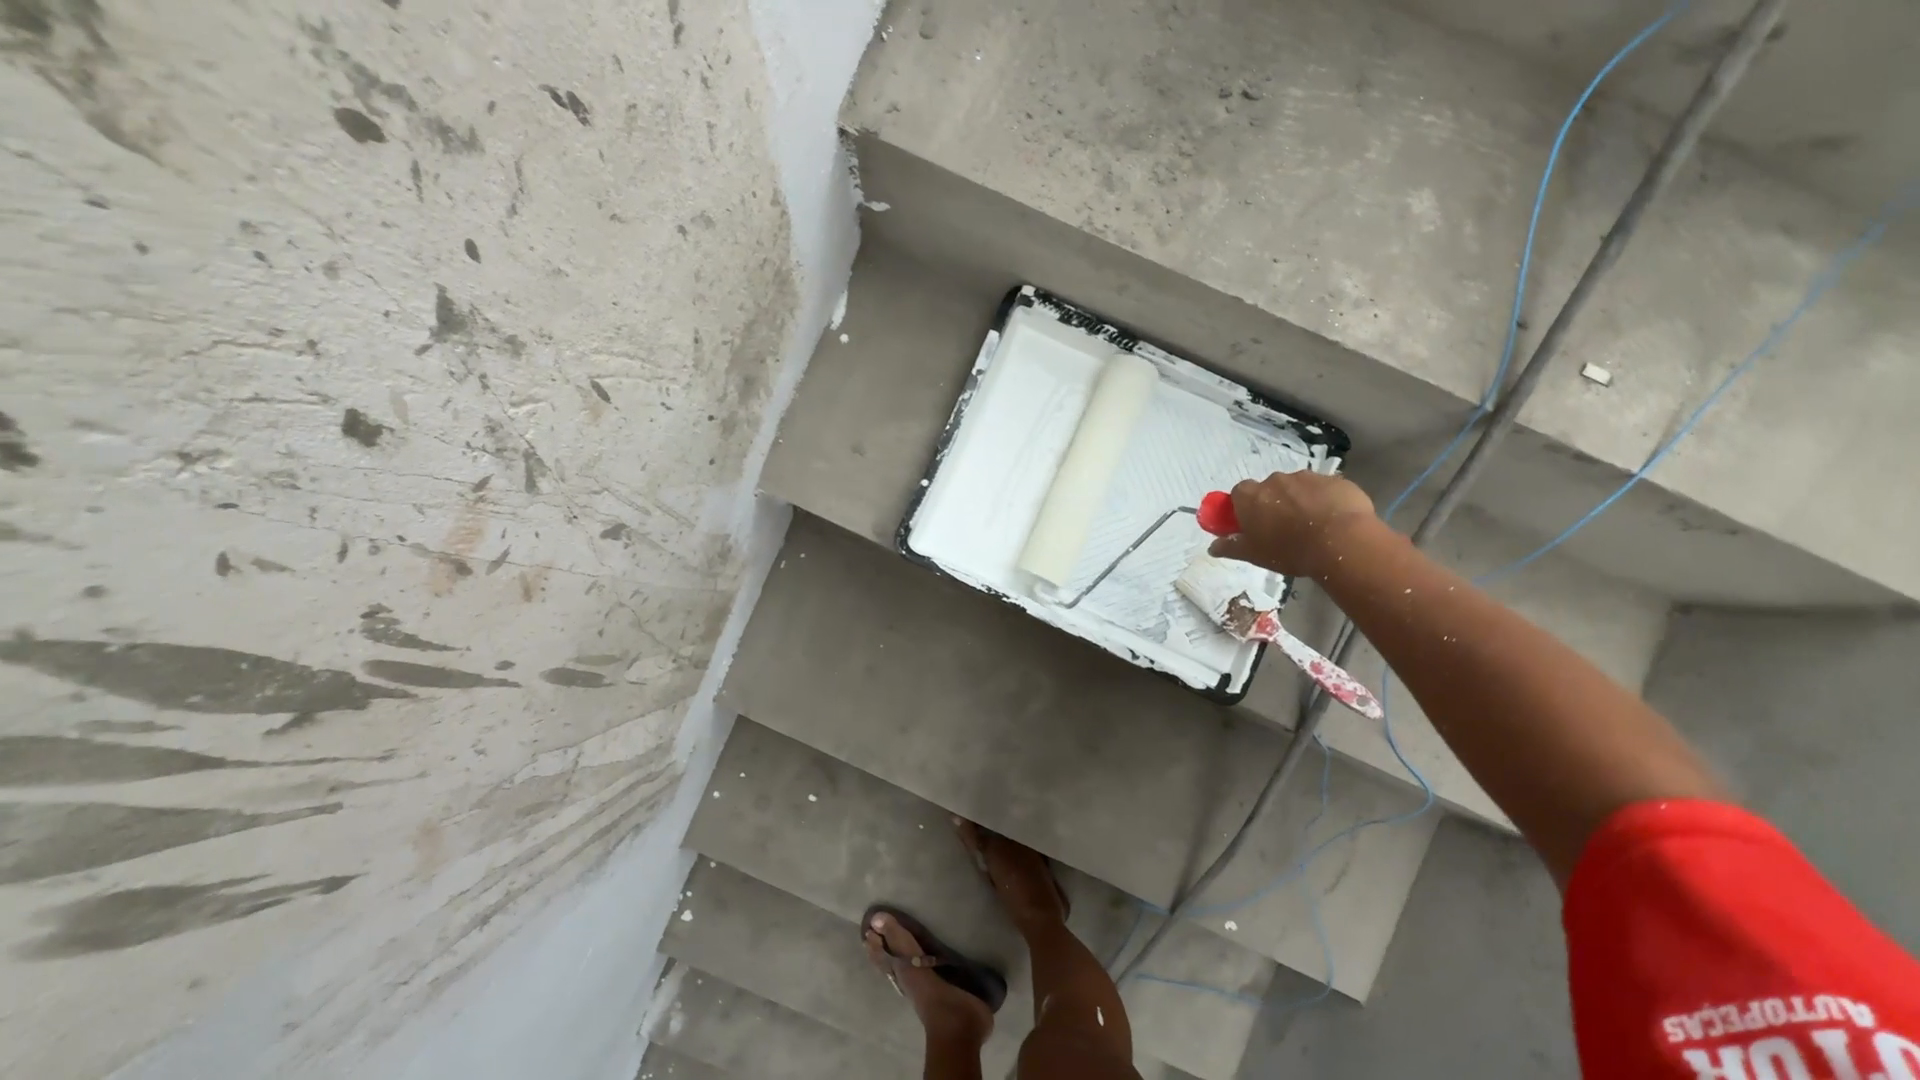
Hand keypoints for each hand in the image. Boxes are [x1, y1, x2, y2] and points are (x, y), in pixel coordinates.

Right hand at [1207, 470, 1376, 577]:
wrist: (1341, 542)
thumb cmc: (1290, 550)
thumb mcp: (1254, 555)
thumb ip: (1230, 547)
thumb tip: (1212, 547)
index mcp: (1251, 496)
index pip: (1239, 494)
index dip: (1244, 508)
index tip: (1252, 524)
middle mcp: (1275, 480)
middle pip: (1269, 489)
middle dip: (1274, 504)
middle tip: (1284, 529)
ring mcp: (1307, 477)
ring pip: (1298, 488)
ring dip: (1300, 501)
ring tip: (1312, 527)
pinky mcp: (1335, 480)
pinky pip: (1324, 489)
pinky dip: (1325, 501)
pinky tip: (1333, 521)